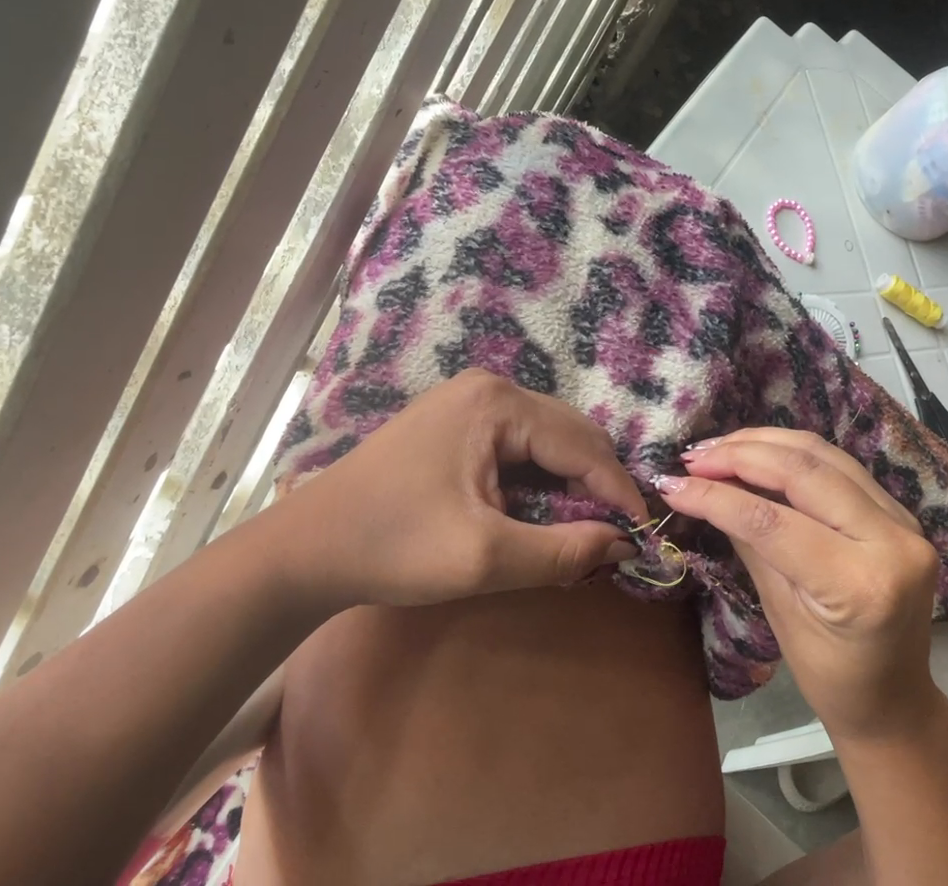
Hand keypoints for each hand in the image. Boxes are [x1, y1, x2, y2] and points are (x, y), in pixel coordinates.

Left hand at [274, 368, 646, 606]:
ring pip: (547, 439)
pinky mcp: (453, 421)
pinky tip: (540, 513)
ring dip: (571, 483)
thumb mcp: (485, 558)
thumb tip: (623, 546)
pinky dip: (540, 479)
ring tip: (580, 530)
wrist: (304, 551)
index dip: (619, 492)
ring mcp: (467, 401)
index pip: (583, 445)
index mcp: (497, 405)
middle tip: (612, 536)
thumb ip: (563, 551)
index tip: (644, 535)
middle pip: (571, 434)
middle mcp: (488, 388)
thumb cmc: (392, 547)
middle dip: (597, 485)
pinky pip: (519, 445)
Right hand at [656, 429, 943, 741]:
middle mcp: (892, 542)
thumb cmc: (831, 675)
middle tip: (693, 457)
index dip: (717, 496)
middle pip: (805, 472)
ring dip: (766, 444)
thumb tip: (703, 490)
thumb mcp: (781, 613)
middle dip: (742, 455)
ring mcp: (904, 522)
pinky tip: (759, 453)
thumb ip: (750, 542)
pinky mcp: (902, 512)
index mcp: (860, 585)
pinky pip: (843, 468)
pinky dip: (796, 455)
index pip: (774, 521)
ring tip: (717, 447)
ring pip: (826, 456)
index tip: (673, 484)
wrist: (895, 697)